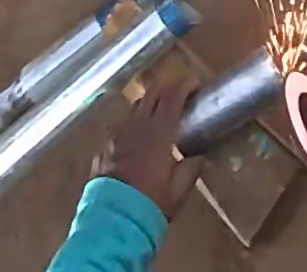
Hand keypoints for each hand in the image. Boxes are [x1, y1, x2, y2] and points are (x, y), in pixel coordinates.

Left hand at [91, 82, 204, 217]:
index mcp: (158, 133)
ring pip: (135, 106)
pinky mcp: (106, 144)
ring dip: (149, 103)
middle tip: (179, 93)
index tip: (193, 86)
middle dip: (166, 88)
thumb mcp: (177, 192)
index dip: (183, 87)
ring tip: (159, 112)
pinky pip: (123, 124)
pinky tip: (138, 136)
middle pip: (151, 93)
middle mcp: (136, 125)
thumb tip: (201, 156)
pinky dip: (134, 122)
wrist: (112, 220)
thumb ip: (190, 170)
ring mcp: (118, 133)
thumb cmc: (150, 206)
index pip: (171, 98)